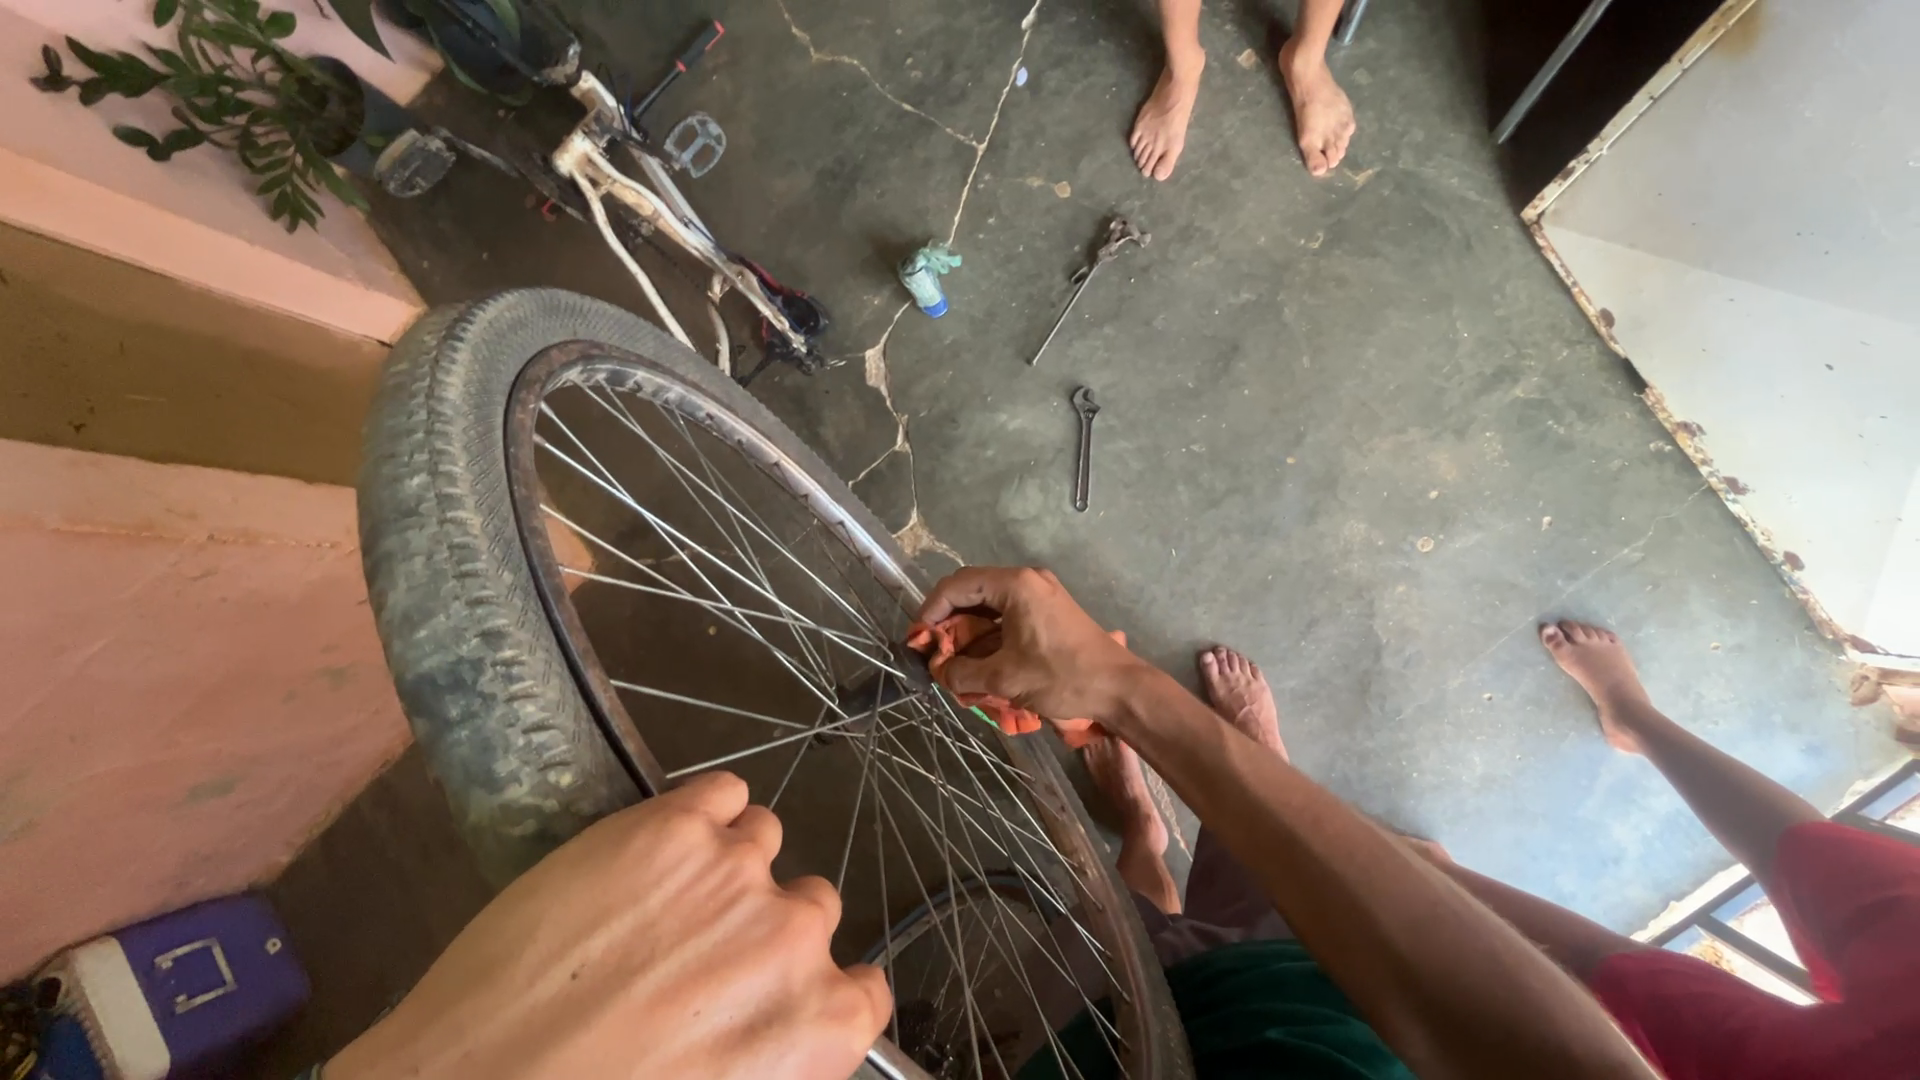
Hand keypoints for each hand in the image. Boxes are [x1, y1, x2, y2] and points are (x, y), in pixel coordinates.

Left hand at [325, 772, 889, 1079]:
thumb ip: (777, 1059)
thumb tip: (775, 1023)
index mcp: (816, 1025)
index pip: (866, 994)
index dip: (828, 994)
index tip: (785, 996)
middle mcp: (794, 935)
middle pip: (814, 903)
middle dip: (768, 926)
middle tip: (703, 952)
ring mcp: (735, 870)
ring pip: (765, 838)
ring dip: (733, 862)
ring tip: (671, 891)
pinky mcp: (673, 826)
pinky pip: (726, 790)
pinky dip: (709, 810)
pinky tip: (671, 838)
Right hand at [916, 566, 1149, 722]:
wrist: (1120, 688)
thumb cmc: (1062, 677)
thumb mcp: (1004, 678)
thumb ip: (962, 672)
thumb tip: (939, 670)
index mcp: (1015, 585)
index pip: (957, 585)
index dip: (931, 610)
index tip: (918, 638)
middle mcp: (1027, 580)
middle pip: (972, 592)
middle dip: (949, 623)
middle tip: (934, 652)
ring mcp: (1040, 594)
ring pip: (989, 606)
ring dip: (968, 632)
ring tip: (954, 662)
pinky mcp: (1049, 612)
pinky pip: (1007, 616)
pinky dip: (989, 636)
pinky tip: (980, 662)